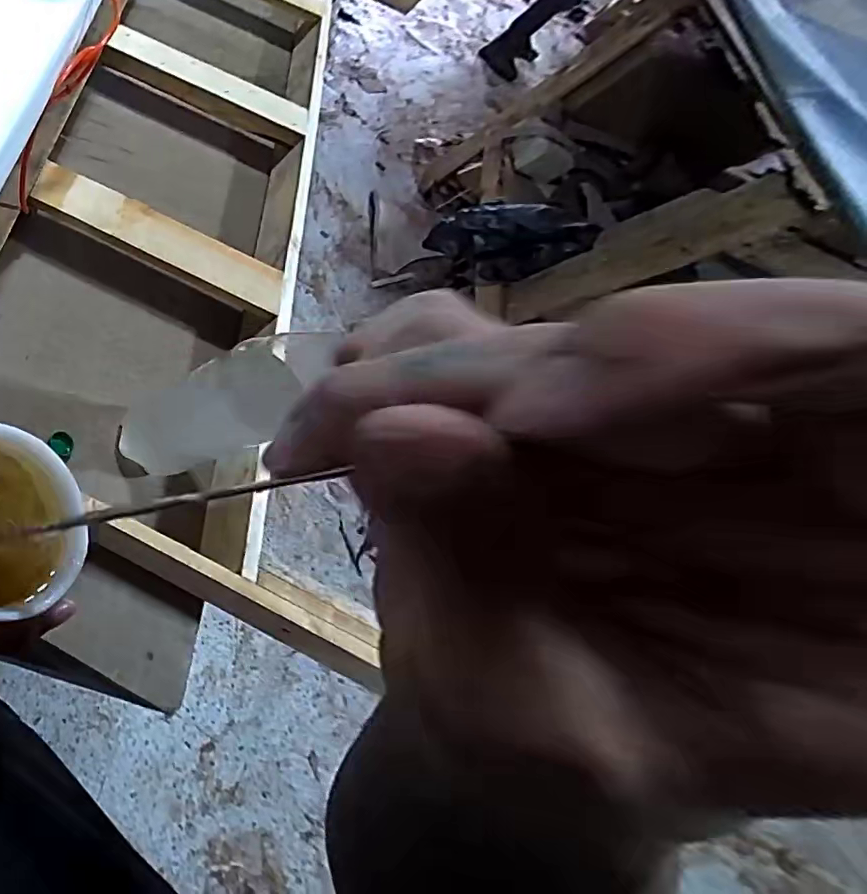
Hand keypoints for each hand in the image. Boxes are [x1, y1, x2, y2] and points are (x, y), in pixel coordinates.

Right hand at [271, 283, 866, 821]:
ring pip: (527, 328)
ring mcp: (638, 413)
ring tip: (313, 444)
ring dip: (401, 373)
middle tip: (334, 433)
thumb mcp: (515, 708)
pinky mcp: (530, 392)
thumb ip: (470, 577)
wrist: (498, 733)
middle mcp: (776, 455)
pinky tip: (337, 424)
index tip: (522, 415)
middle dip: (464, 381)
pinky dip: (380, 361)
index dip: (710, 349)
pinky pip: (454, 331)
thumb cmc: (550, 761)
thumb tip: (388, 428)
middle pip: (641, 341)